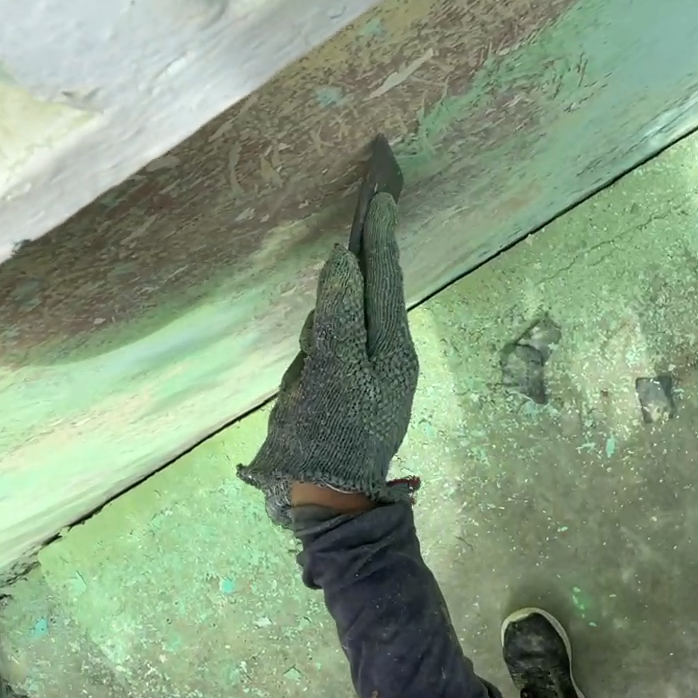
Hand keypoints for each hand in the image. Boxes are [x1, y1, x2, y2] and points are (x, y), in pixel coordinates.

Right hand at [238, 193, 418, 522]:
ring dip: (328, 318)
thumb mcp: (333, 372)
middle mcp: (384, 355)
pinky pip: (328, 351)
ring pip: (342, 322)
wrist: (325, 500)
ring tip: (317, 344)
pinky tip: (306, 373)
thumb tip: (344, 259)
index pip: (385, 280)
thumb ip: (339, 314)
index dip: (381, 237)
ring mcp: (364, 373)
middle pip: (369, 295)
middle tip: (371, 214)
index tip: (383, 197)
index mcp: (392, 348)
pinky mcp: (343, 389)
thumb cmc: (330, 436)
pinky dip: (317, 347)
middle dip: (365, 262)